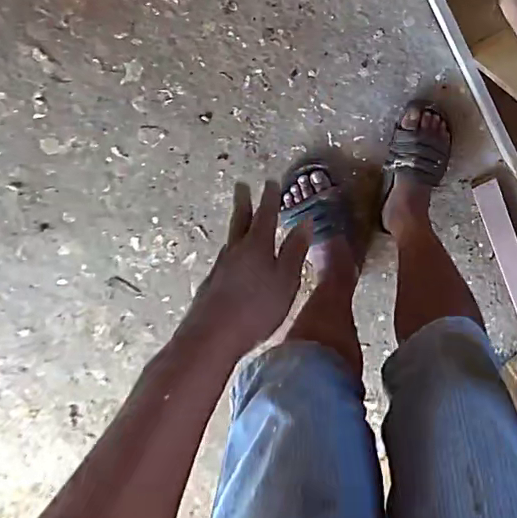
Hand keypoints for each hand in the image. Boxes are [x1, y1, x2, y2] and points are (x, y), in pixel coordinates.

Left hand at [182, 182, 309, 357]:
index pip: (265, 215)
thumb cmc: (256, 309)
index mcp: (258, 245)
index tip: (271, 182)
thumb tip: (305, 223)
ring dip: (238, 225)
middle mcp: (237, 250)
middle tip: (241, 185)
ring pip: (232, 238)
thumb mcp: (285, 281)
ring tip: (241, 220)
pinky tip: (233, 259)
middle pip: (241, 219)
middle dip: (244, 201)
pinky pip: (226, 258)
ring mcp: (221, 266)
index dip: (270, 198)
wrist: (211, 335)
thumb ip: (294, 251)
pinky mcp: (211, 283)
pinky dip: (233, 250)